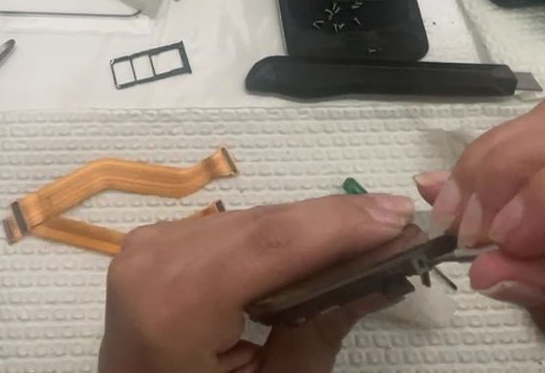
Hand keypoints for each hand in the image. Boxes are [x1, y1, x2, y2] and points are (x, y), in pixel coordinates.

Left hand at [100, 193, 413, 372]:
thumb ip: (319, 332)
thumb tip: (383, 277)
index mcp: (174, 304)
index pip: (268, 244)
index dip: (336, 225)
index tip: (397, 214)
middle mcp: (154, 258)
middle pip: (259, 226)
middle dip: (333, 221)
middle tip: (398, 218)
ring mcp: (146, 244)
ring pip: (245, 220)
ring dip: (307, 225)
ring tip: (368, 229)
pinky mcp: (151, 241)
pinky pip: (223, 228)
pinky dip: (271, 234)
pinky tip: (314, 238)